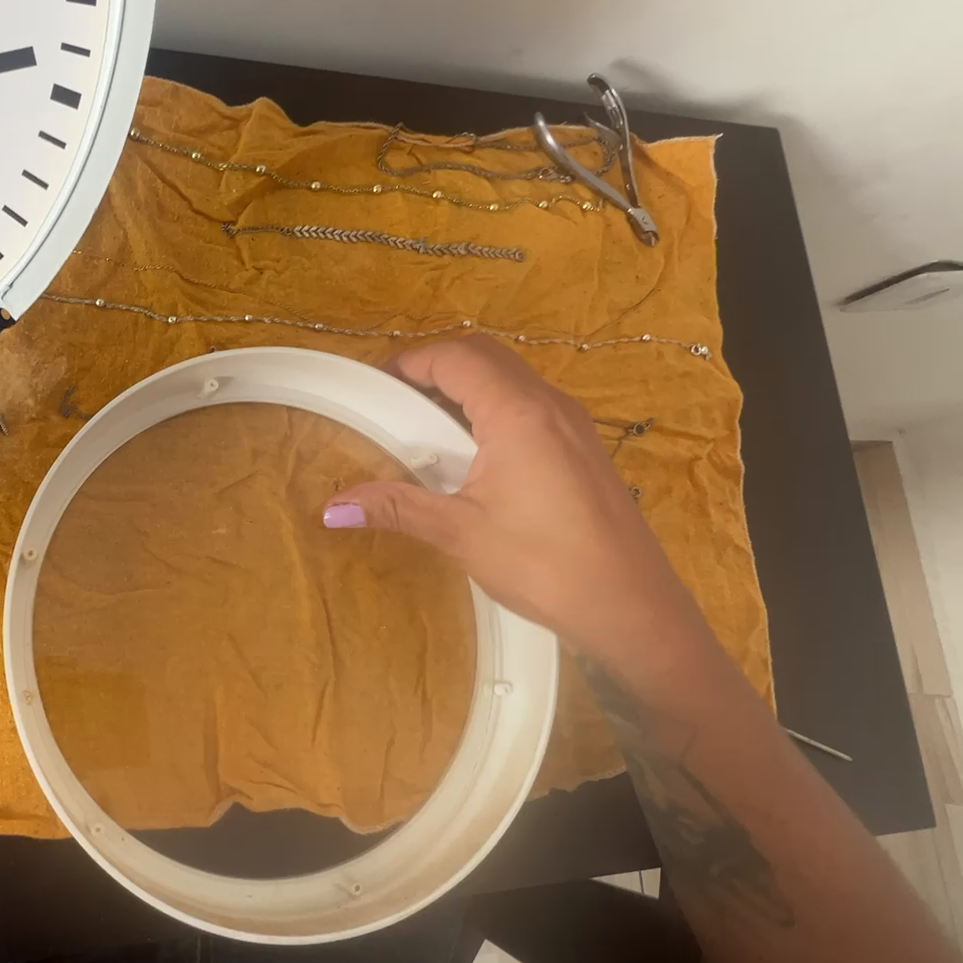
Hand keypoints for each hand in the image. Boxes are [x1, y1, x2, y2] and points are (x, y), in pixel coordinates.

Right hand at [326, 336, 708, 673]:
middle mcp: (549, 404)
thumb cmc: (544, 565)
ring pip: (510, 377)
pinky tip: (471, 452)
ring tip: (424, 423)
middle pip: (485, 355)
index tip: (374, 386)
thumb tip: (331, 509)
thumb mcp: (460, 533)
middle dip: (435, 365)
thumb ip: (396, 507)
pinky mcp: (582, 446)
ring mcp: (572, 423)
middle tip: (394, 399)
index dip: (410, 361)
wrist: (631, 608)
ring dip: (465, 384)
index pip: (456, 357)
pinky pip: (528, 402)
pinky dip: (490, 406)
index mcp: (517, 413)